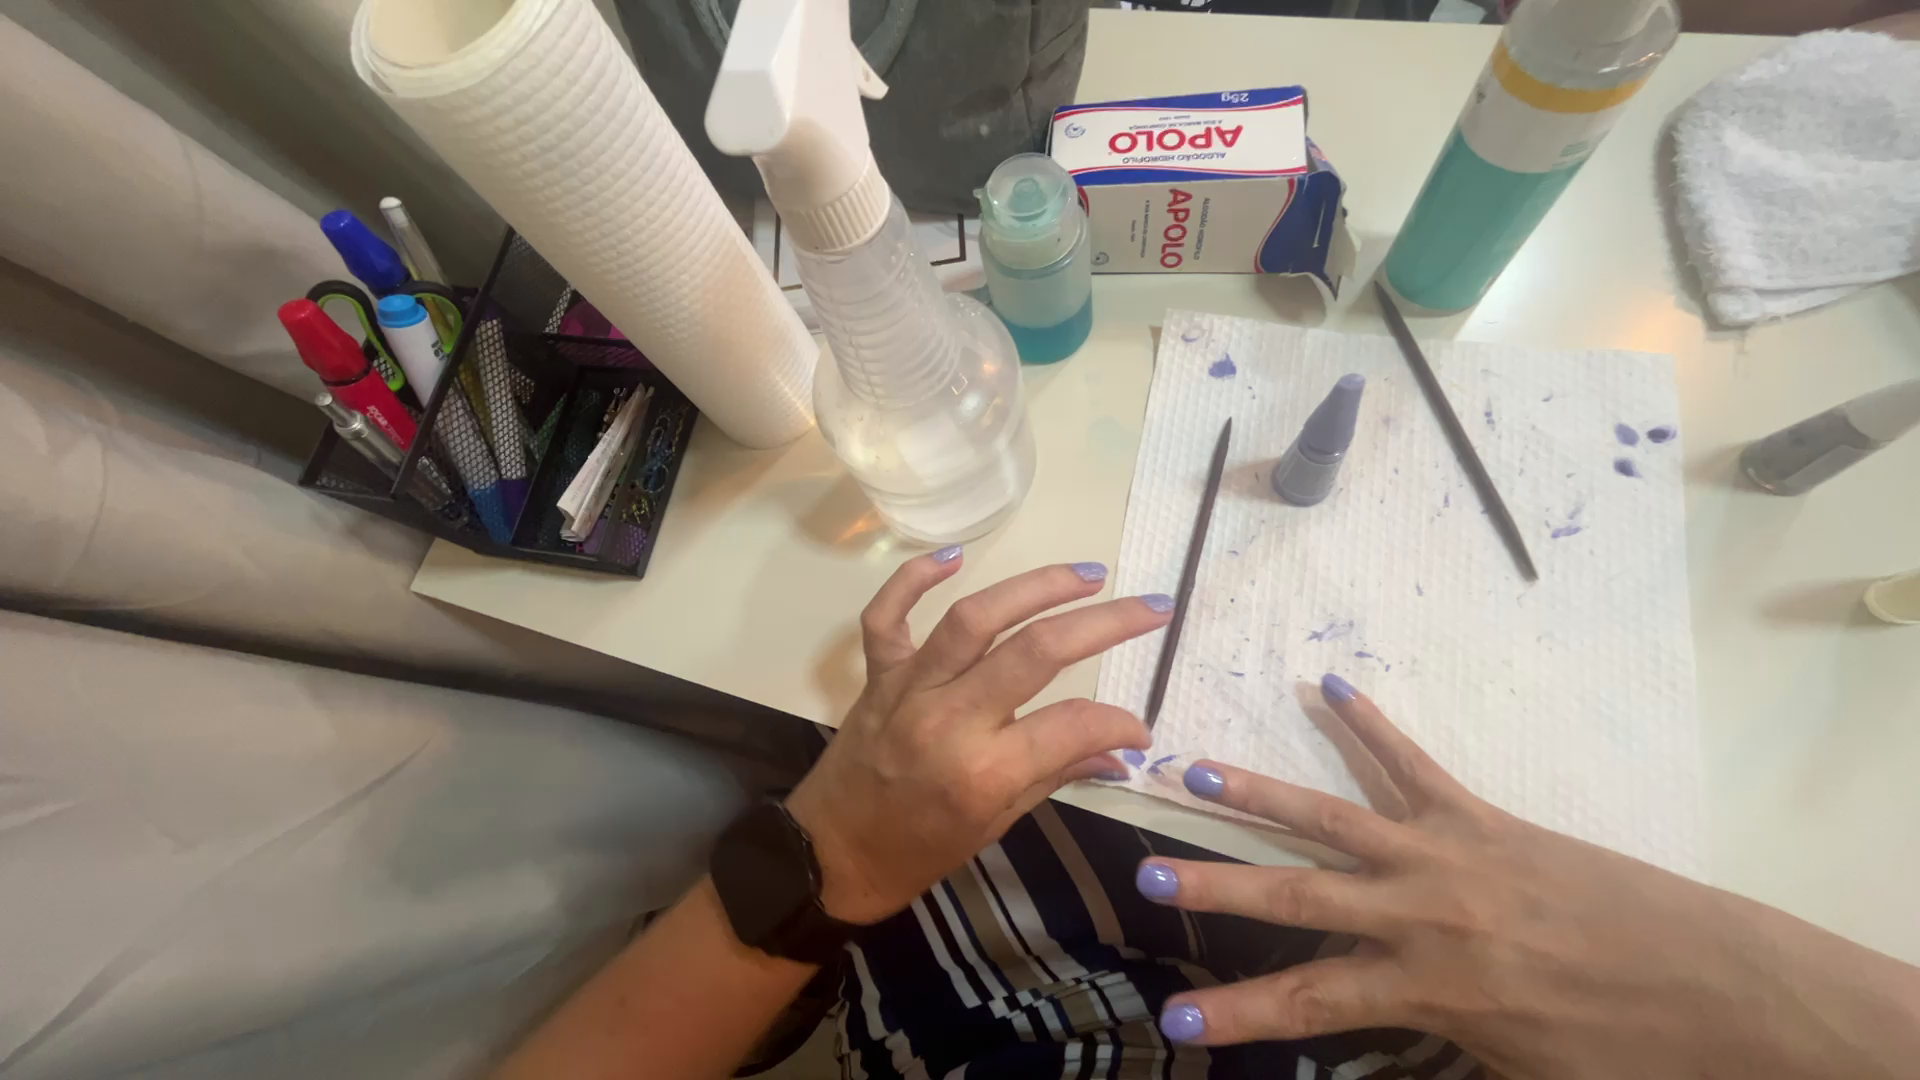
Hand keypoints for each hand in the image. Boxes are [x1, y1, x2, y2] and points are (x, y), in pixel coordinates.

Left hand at [785, 550, 1170, 924]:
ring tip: (1086, 574)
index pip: (1072, 725)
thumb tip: (1120, 749)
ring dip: (1036, 586)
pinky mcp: (877, 672)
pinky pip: (888, 615)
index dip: (1118, 722)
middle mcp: (949, 718)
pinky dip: (914, 578)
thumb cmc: (919, 851)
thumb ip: (1057, 774)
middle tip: (1149, 606)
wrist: (829, 855)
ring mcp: (908, 687)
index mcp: (984, 771)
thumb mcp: (996, 826)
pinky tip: (955, 554)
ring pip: (974, 618)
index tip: (1139, 726)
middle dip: (1104, 622)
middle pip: (1036, 651)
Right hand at [1135, 674, 1919, 1079]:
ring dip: (1258, 792)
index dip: (1238, 1013)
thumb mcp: (1518, 1068)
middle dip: (1219, 890)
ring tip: (1196, 770)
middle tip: (1150, 879)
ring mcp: (1444, 853)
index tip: (1174, 1018)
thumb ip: (1433, 1034)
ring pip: (1329, 816)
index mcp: (1431, 986)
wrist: (1739, 998)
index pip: (1309, 1001)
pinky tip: (1333, 683)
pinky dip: (1371, 723)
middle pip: (1297, 895)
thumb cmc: (1631, 1053)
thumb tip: (1369, 1023)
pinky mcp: (1479, 817)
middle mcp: (1419, 912)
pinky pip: (1412, 763)